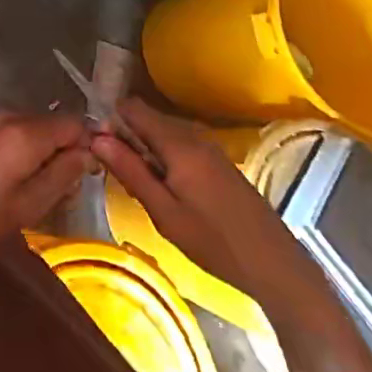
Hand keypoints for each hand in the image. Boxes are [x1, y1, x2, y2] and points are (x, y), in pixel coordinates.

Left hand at [0, 113, 94, 255]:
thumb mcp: (29, 205)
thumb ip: (63, 174)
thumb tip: (87, 154)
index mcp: (26, 133)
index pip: (75, 123)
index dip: (88, 144)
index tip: (90, 172)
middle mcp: (8, 115)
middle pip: (53, 121)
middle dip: (64, 147)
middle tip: (64, 185)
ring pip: (31, 125)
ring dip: (42, 147)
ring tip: (36, 184)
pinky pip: (10, 128)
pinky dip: (20, 145)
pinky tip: (10, 175)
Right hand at [92, 97, 310, 296]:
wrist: (274, 264)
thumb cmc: (213, 241)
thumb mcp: (163, 211)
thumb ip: (130, 171)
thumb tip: (97, 138)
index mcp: (178, 143)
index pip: (133, 107)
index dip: (111, 122)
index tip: (101, 150)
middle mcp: (194, 135)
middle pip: (147, 119)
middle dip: (126, 138)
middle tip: (119, 176)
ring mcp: (209, 147)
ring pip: (162, 134)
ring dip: (144, 151)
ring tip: (139, 187)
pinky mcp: (217, 161)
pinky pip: (179, 146)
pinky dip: (164, 160)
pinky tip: (165, 191)